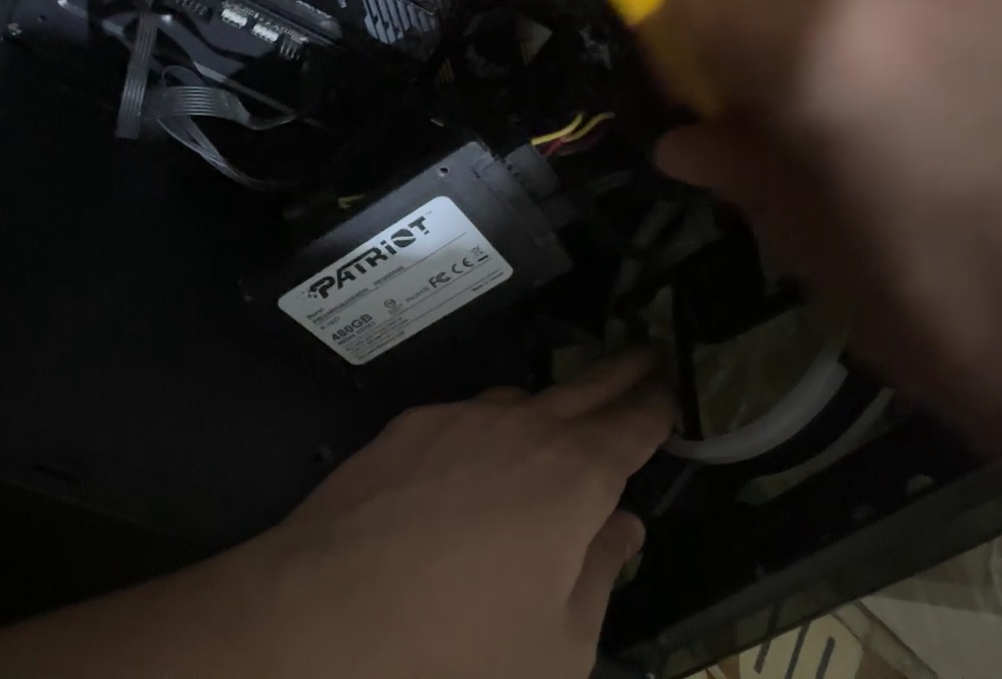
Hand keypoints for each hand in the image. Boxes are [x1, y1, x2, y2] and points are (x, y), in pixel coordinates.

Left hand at [236, 350, 674, 678]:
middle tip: (647, 354)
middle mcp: (520, 428)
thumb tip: (622, 524)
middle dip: (622, 371)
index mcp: (572, 476)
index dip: (659, 405)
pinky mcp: (408, 425)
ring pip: (520, 399)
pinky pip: (465, 417)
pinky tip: (474, 465)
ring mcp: (459, 418)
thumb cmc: (459, 646)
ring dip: (550, 404)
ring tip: (562, 419)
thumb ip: (601, 573)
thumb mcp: (559, 642)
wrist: (327, 612)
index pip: (633, 425)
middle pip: (585, 388)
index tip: (675, 385)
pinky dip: (488, 429)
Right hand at [650, 0, 1001, 651]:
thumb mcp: (868, 295)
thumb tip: (691, 134)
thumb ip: (761, 182)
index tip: (689, 89)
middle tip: (831, 149)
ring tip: (966, 145)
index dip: (662, 21)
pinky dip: (985, 23)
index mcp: (848, 31)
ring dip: (888, 35)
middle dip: (784, 44)